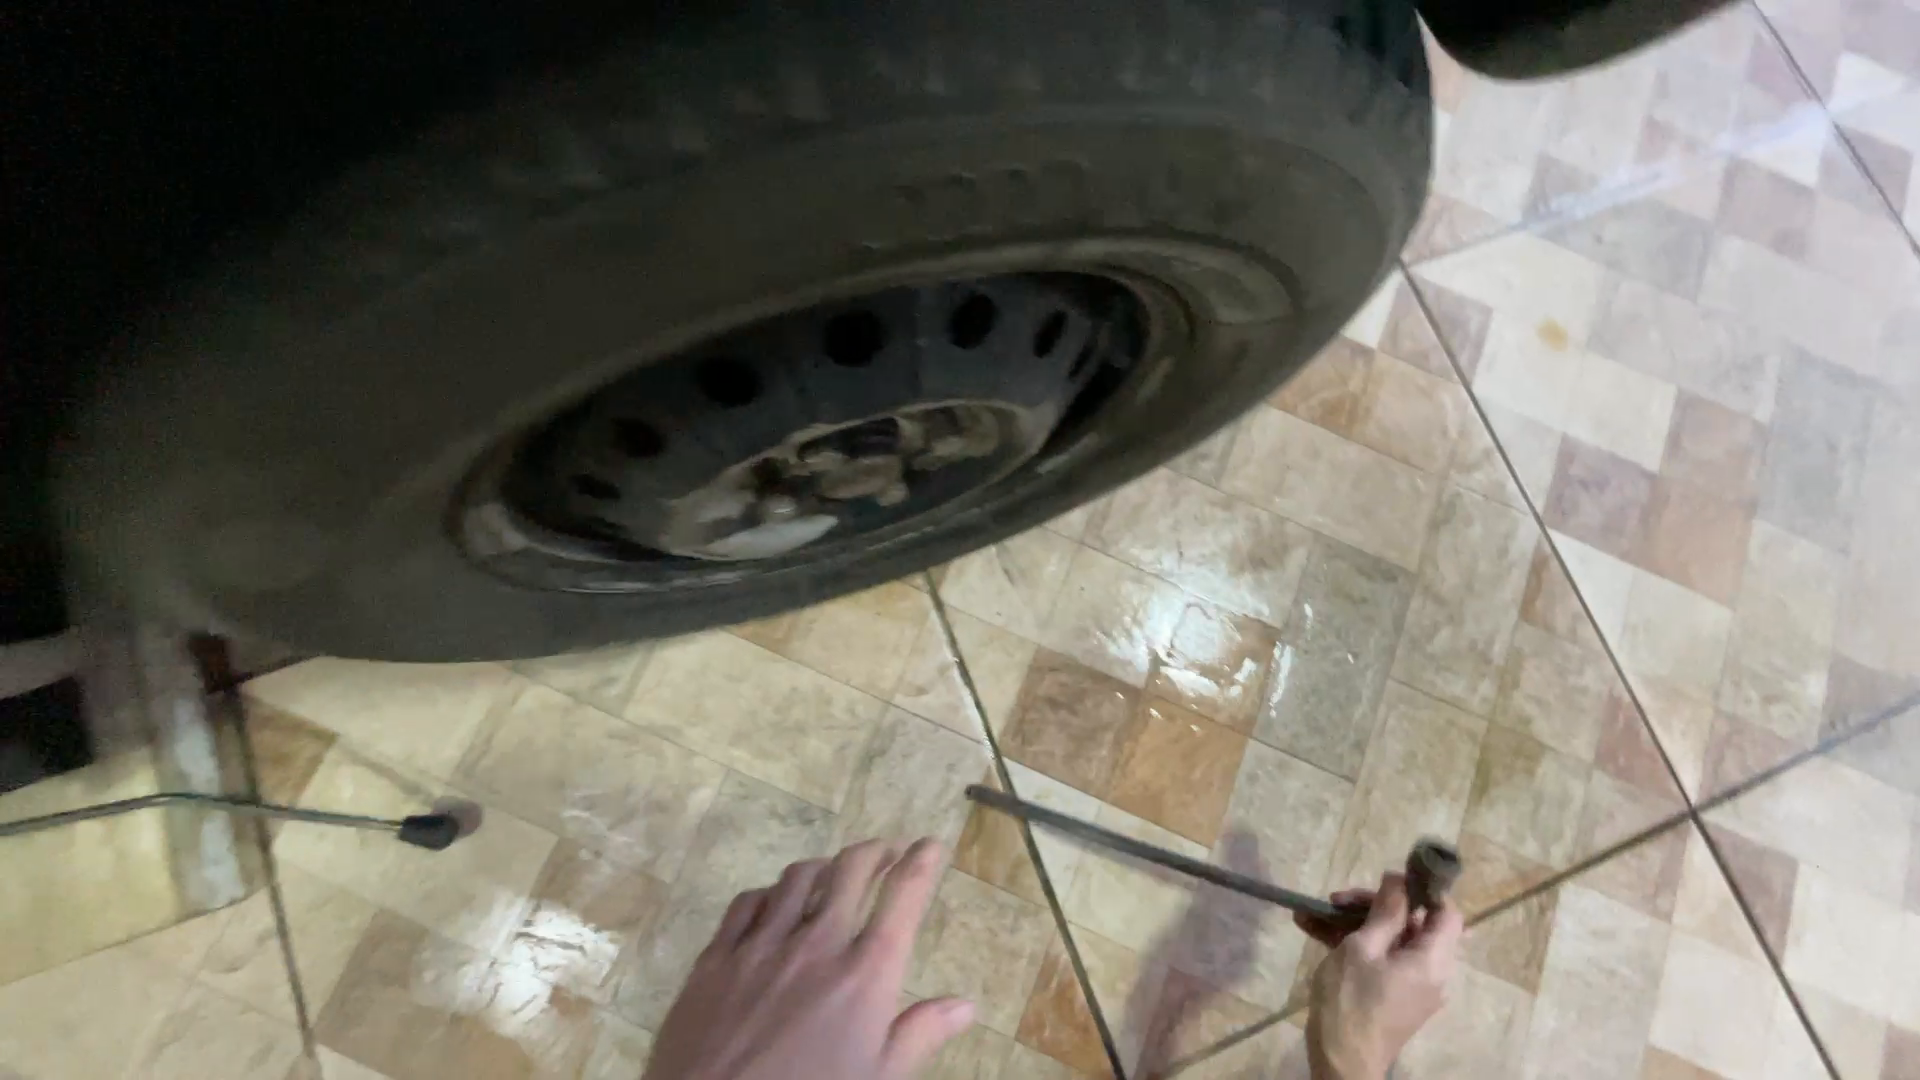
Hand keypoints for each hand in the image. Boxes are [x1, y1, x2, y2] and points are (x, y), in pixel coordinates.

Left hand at [644, 838, 974, 1079]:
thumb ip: (918, 1036)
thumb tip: (964, 1006)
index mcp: (864, 974)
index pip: (903, 895)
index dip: (922, 861)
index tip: (931, 844)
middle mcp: (817, 943)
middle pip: (852, 868)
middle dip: (875, 851)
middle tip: (886, 853)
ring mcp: (762, 944)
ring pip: (799, 876)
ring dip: (824, 867)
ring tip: (833, 875)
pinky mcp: (716, 957)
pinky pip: (747, 902)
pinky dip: (769, 894)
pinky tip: (773, 904)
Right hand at [1290, 872, 1462, 1079]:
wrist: (1341, 1059)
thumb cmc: (1352, 999)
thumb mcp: (1362, 947)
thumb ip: (1385, 912)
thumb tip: (1399, 880)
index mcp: (1432, 961)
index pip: (1448, 915)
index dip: (1423, 892)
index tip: (1386, 879)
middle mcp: (1430, 972)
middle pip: (1412, 923)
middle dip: (1372, 904)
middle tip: (1335, 898)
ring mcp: (1410, 984)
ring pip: (1389, 937)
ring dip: (1352, 920)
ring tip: (1311, 911)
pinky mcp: (1391, 992)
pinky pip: (1378, 956)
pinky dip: (1349, 940)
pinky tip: (1309, 927)